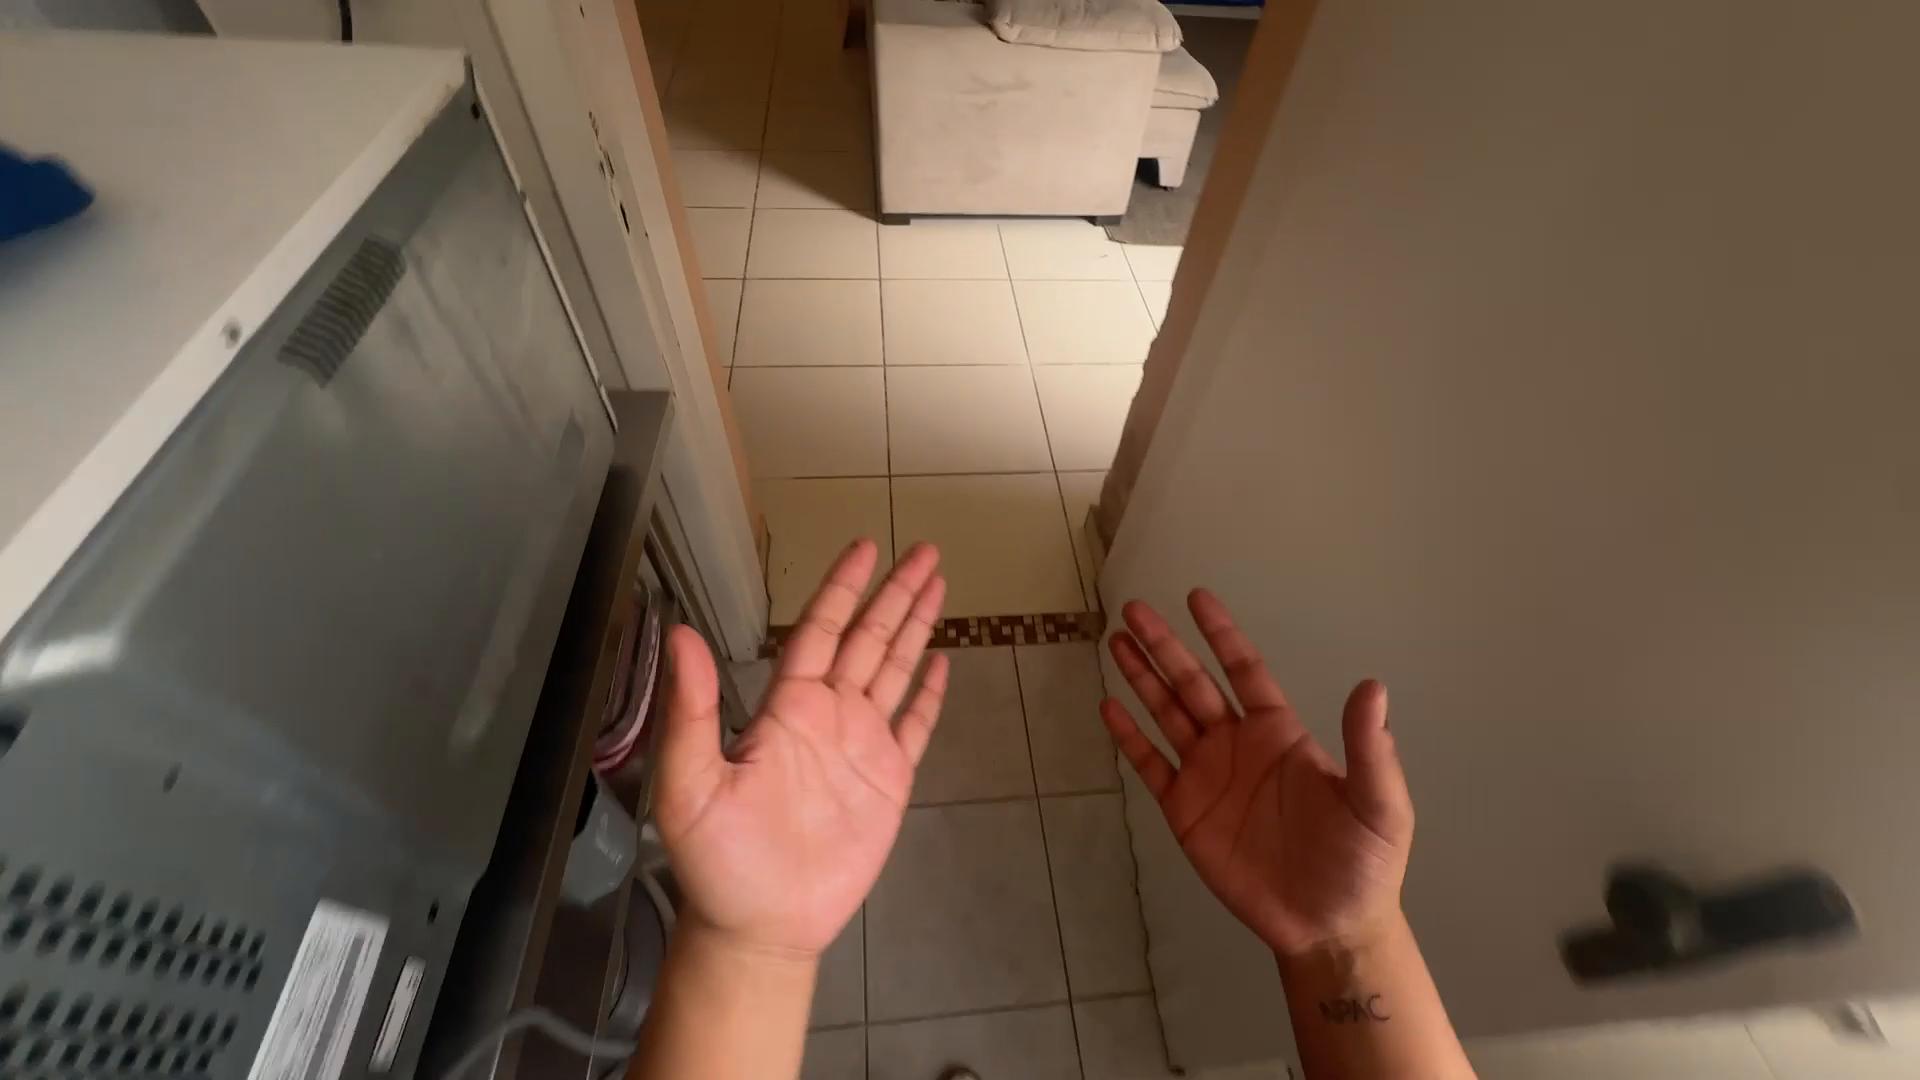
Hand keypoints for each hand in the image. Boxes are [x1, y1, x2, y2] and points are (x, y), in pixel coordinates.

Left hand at [655, 540, 948, 957]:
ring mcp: (863, 744)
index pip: (821, 631)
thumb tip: (679, 631)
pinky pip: (915, 726)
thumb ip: (691, 710)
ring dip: (917, 628)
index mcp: (789, 706)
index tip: (865, 549)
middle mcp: (830, 712)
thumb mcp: (690, 785)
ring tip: (938, 587)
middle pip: (870, 638)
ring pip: (896, 670)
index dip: (843, 589)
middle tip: (926, 552)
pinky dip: (929, 695)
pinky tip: (941, 663)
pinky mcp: (889, 779)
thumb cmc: (722, 859)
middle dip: (896, 593)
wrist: (763, 924)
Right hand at [1100, 590, 1413, 958]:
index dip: (1220, 634)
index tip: (1197, 597)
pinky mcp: (1183, 808)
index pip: (1242, 670)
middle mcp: (1235, 742)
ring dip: (1141, 678)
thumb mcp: (1378, 806)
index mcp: (1277, 733)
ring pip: (1165, 714)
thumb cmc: (1360, 863)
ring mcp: (1205, 773)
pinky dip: (1129, 736)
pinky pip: (1150, 764)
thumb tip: (1373, 685)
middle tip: (1134, 610)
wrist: (1326, 926)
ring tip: (1116, 643)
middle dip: (1164, 646)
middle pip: (1192, 683)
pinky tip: (1110, 708)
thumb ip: (1369, 748)